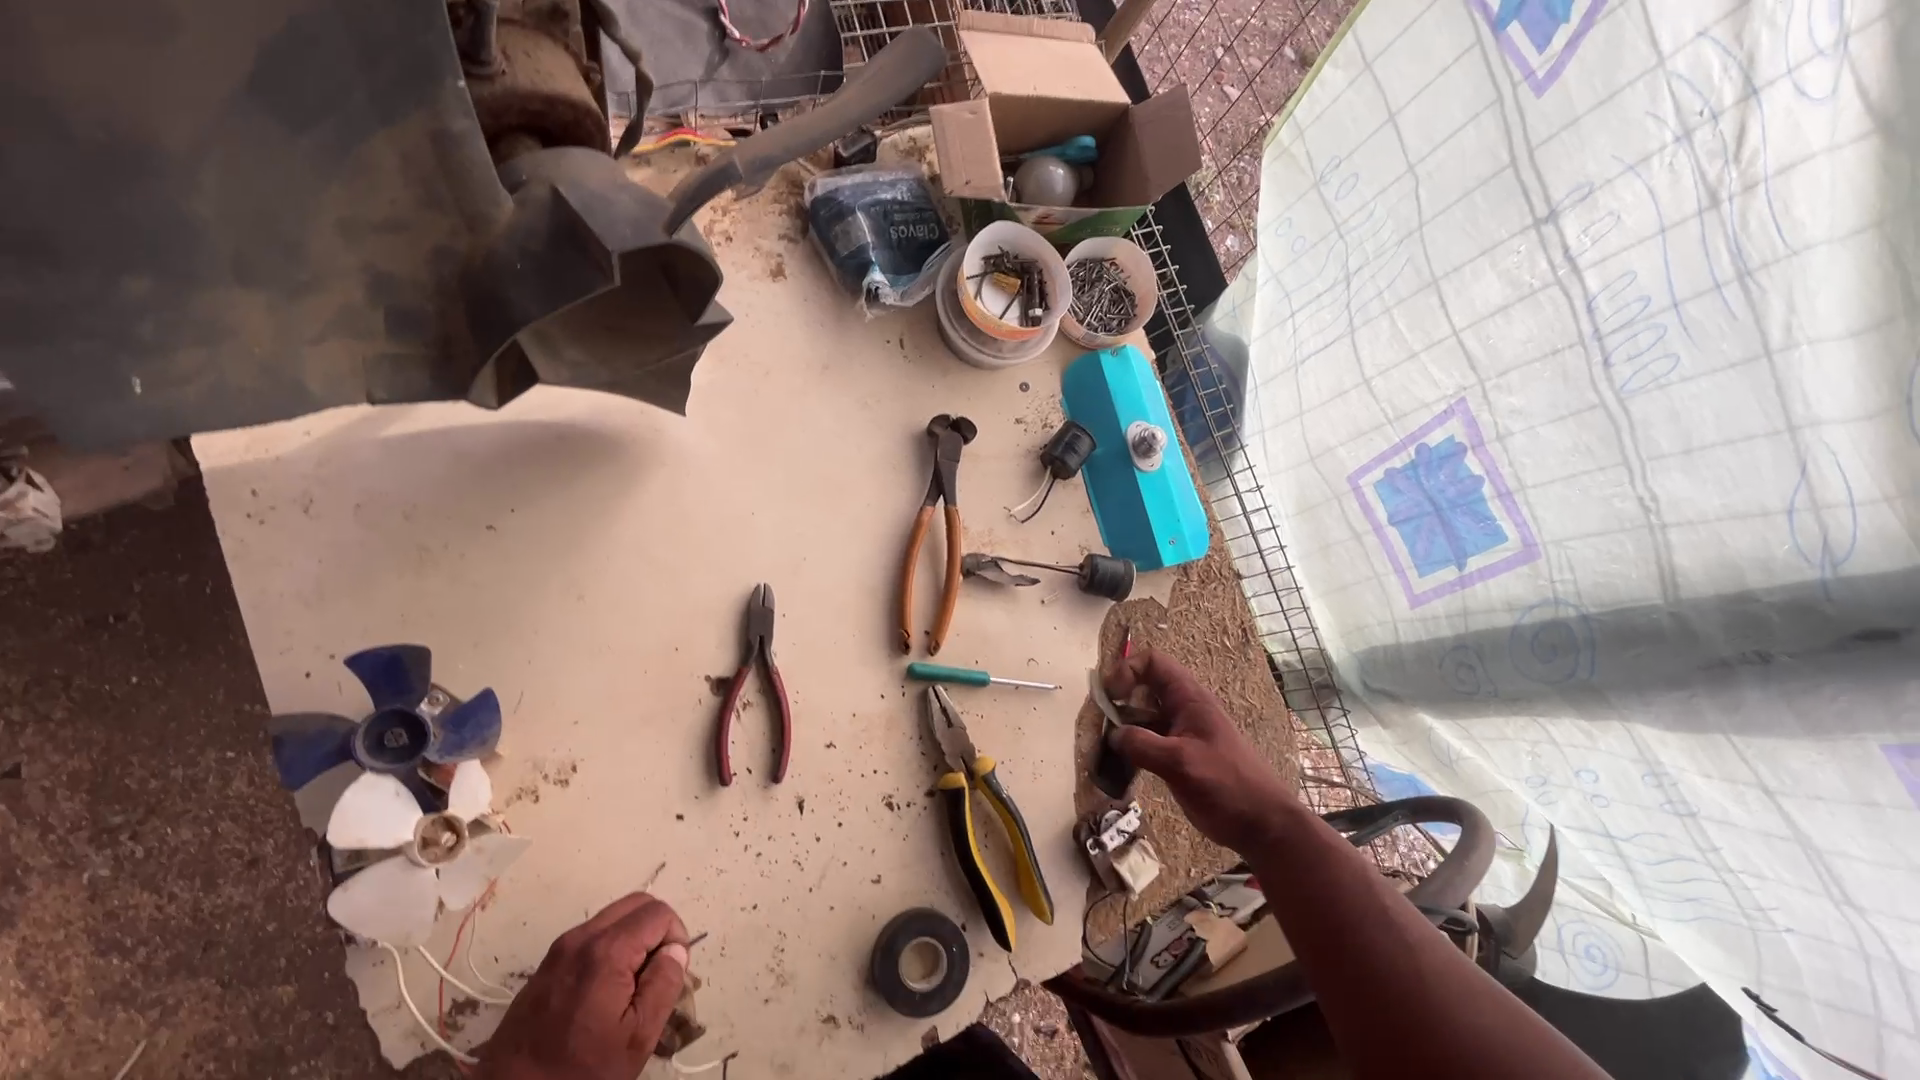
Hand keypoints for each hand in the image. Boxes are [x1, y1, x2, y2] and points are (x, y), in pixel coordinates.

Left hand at [478, 893, 689, 1079]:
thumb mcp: (637, 1037)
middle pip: (637, 904)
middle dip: (658, 930)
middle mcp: (581, 938)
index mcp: (606, 952)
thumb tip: (675, 951)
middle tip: (657, 973)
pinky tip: (606, 991)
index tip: (671, 973)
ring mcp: (559, 949)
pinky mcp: (547, 964)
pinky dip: (612, 947)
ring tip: (633, 984)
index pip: (659, 914)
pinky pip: (592, 936)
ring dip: (635, 938)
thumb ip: (664, 985)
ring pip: (614, 917)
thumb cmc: (580, 1071)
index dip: (676, 937)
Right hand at [1104, 648, 1295, 852]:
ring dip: (1122, 728)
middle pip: (1144, 689)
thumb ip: (1142, 745)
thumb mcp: (1180, 762)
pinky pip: (1147, 743)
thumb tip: (1112, 734)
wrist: (1261, 824)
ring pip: (1143, 718)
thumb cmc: (1227, 785)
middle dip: (1119, 701)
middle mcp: (1183, 710)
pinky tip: (1118, 768)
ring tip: (1104, 749)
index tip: (1112, 696)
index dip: (1128, 670)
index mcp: (1189, 699)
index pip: (1153, 663)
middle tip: (1101, 724)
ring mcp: (1180, 735)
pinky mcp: (1178, 758)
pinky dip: (1130, 749)